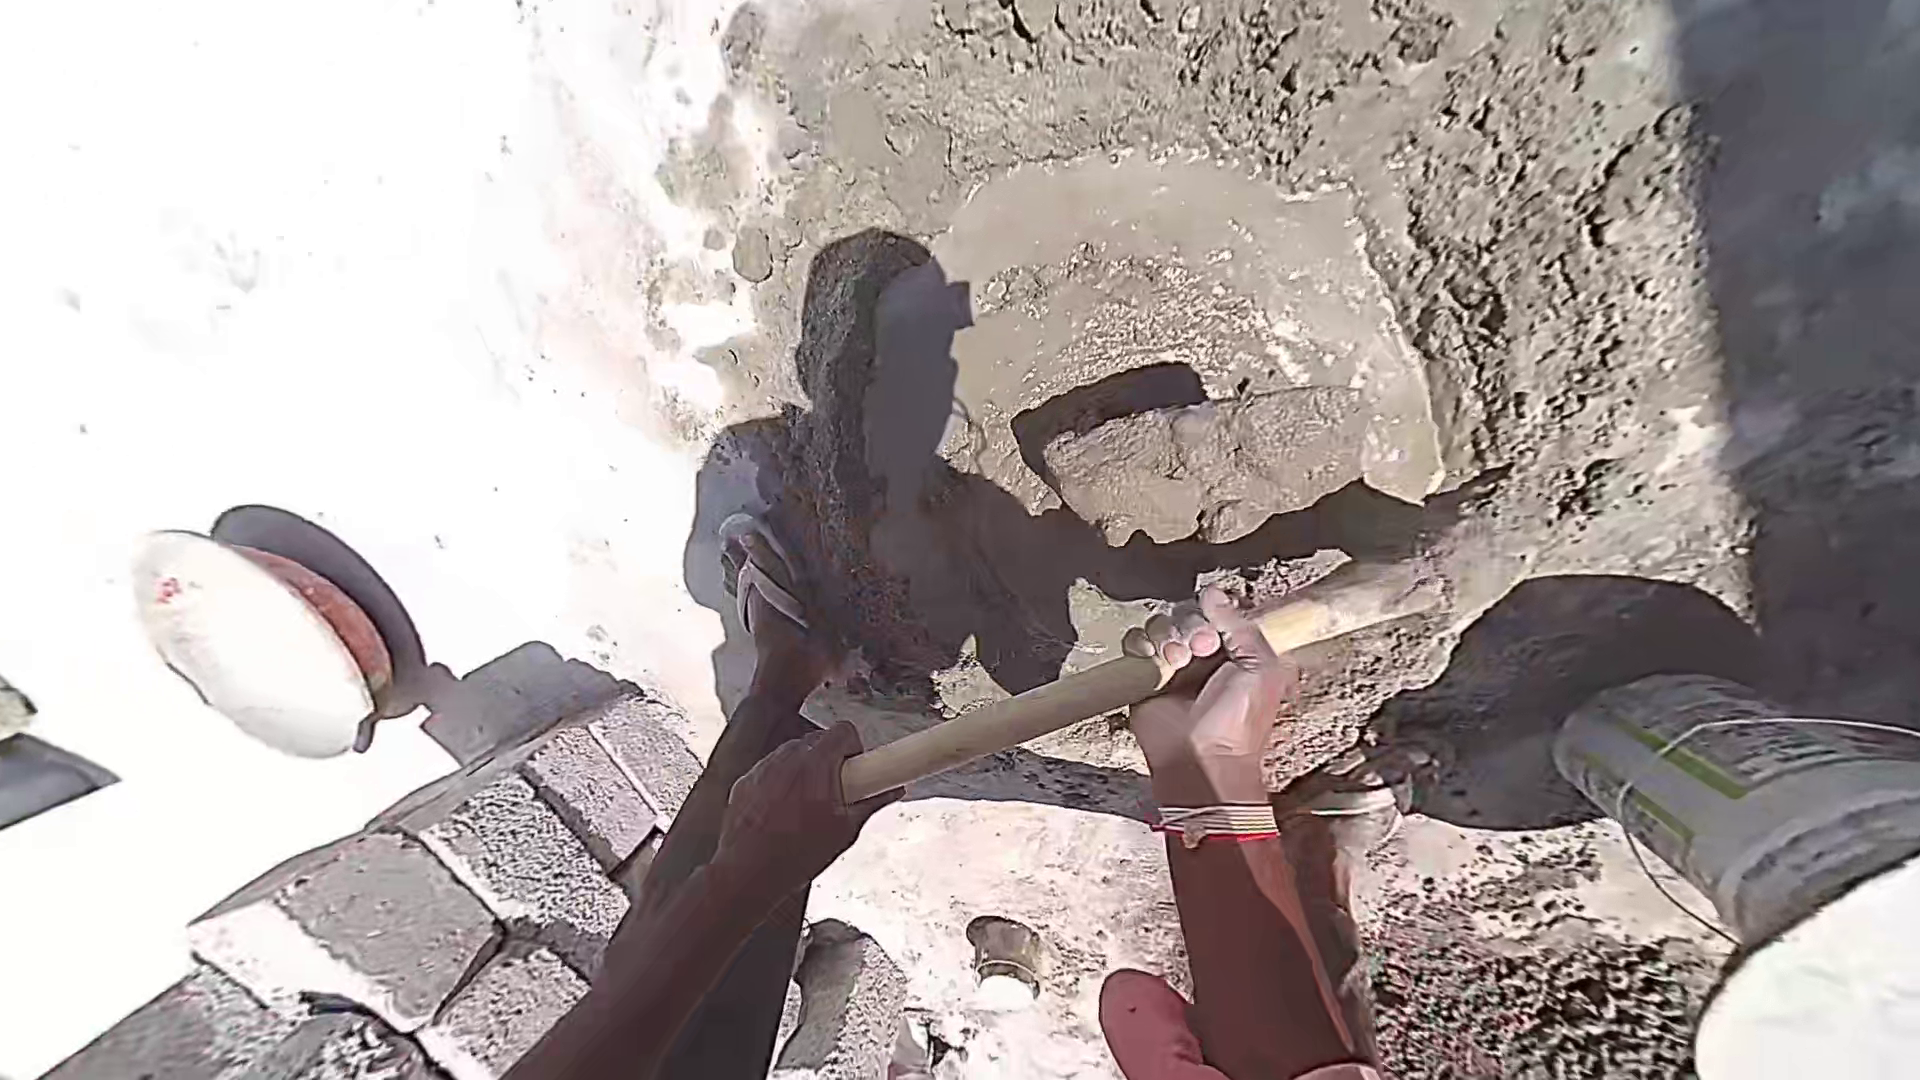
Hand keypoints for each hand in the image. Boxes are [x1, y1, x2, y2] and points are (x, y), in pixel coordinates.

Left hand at [713, 721, 901, 901]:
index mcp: (817, 764)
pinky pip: (770, 769)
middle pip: (818, 741)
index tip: (854, 766)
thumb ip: (872, 802)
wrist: (746, 876)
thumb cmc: (796, 856)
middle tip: (834, 790)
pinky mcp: (746, 780)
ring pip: (793, 753)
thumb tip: (894, 789)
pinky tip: (780, 812)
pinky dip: (779, 782)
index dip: (853, 746)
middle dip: (829, 759)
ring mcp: (764, 767)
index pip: (843, 731)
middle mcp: (789, 758)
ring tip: (805, 805)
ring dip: (804, 768)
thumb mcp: (845, 831)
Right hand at [1123, 585, 1296, 803]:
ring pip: (1157, 624)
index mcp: (1230, 648)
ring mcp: (1168, 662)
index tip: (1215, 637)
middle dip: (1189, 628)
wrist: (1201, 756)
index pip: (1213, 610)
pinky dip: (1141, 646)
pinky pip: (1133, 642)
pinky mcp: (1142, 673)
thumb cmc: (1239, 718)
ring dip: (1166, 638)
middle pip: (1183, 613)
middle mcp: (1198, 652)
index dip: (1212, 614)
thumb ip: (1241, 625)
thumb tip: (1213, 591)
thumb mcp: (1261, 667)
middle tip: (1198, 653)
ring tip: (1176, 664)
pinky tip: (1155, 665)